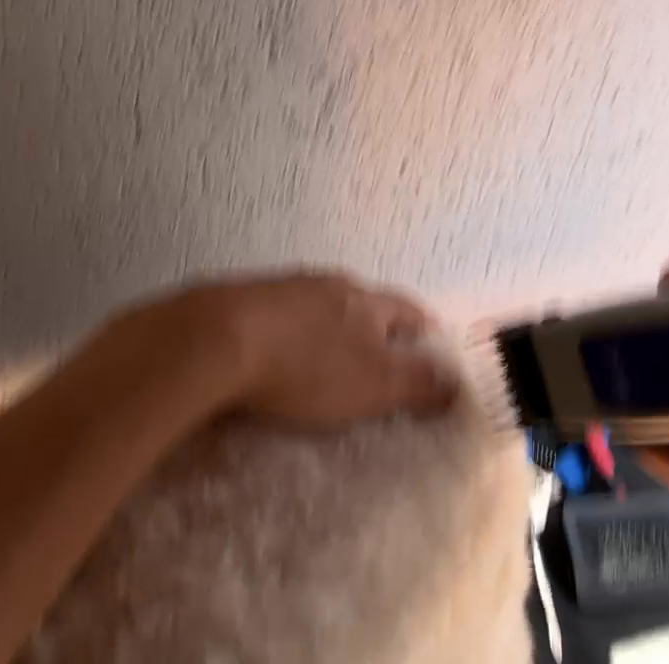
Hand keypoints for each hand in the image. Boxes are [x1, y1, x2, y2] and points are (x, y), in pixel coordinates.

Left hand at [122, 271, 460, 427]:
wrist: (214, 339)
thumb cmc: (305, 366)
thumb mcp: (374, 384)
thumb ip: (418, 382)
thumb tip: (455, 379)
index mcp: (363, 300)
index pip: (406, 309)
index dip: (423, 328)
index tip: (432, 342)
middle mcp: (324, 284)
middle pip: (360, 302)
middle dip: (374, 326)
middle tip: (380, 352)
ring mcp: (279, 287)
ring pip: (317, 305)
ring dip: (328, 326)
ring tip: (329, 352)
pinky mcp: (240, 299)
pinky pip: (278, 315)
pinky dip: (289, 332)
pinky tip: (278, 349)